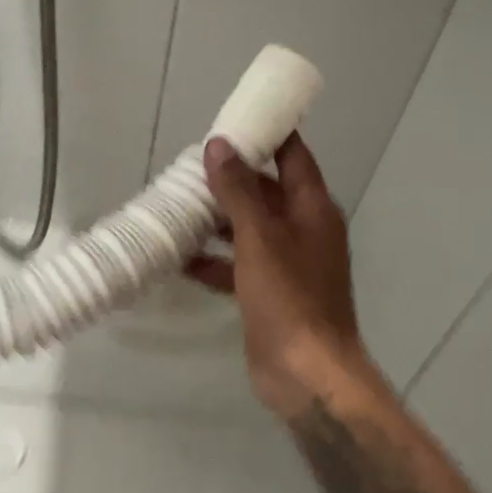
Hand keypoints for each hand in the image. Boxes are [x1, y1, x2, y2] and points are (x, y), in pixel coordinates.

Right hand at [185, 135, 368, 416]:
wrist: (307, 372)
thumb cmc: (289, 298)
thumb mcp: (259, 238)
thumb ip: (238, 192)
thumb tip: (219, 146)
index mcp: (312, 210)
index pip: (293, 156)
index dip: (267, 135)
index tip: (232, 120)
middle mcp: (304, 231)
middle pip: (267, 192)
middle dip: (232, 179)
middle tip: (189, 167)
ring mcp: (288, 265)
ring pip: (249, 229)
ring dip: (218, 220)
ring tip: (178, 207)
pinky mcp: (270, 294)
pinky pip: (239, 266)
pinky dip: (214, 260)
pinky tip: (181, 259)